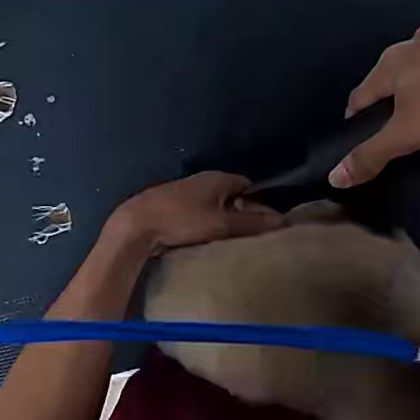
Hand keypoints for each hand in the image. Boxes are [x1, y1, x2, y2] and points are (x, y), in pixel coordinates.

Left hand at [109, 171, 283, 250]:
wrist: (136, 226)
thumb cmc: (182, 220)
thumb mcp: (222, 224)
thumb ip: (252, 223)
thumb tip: (284, 222)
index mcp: (217, 177)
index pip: (248, 185)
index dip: (259, 202)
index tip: (268, 223)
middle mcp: (202, 181)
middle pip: (231, 197)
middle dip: (243, 213)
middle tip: (253, 236)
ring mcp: (185, 194)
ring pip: (214, 207)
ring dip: (223, 222)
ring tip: (234, 242)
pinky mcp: (172, 209)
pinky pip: (198, 216)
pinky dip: (206, 226)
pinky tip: (208, 242)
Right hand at [331, 13, 419, 187]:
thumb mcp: (407, 134)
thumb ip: (370, 155)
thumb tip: (334, 177)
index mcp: (391, 64)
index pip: (360, 94)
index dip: (358, 117)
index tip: (361, 134)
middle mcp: (418, 42)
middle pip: (397, 76)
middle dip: (398, 102)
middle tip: (407, 129)